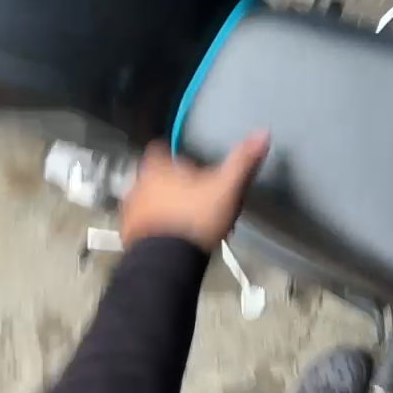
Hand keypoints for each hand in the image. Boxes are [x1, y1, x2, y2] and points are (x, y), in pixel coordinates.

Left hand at [121, 133, 269, 250]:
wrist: (167, 260)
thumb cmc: (196, 217)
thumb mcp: (227, 187)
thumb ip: (242, 161)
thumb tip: (262, 132)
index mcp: (158, 169)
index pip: (159, 150)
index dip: (173, 154)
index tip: (188, 163)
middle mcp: (139, 186)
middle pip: (153, 176)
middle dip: (171, 183)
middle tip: (195, 193)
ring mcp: (131, 212)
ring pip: (149, 201)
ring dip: (164, 206)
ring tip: (188, 217)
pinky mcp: (130, 236)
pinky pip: (145, 225)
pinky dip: (159, 227)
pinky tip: (177, 236)